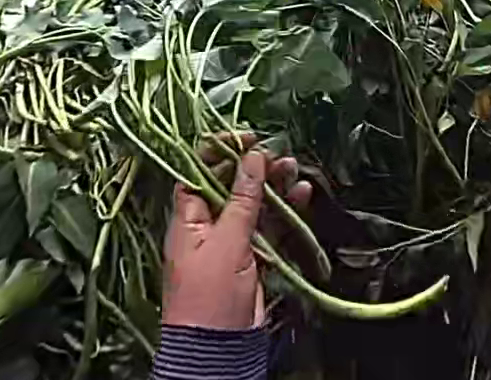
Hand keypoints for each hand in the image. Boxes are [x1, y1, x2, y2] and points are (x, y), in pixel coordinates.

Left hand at [161, 139, 311, 329]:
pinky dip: (285, 209)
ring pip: (255, 201)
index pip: (200, 170)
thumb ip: (242, 197)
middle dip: (256, 166)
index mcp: (189, 217)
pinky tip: (301, 195)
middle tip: (279, 155)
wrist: (218, 354)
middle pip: (232, 183)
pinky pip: (270, 223)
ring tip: (294, 170)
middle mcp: (208, 223)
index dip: (221, 150)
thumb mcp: (227, 240)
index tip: (246, 137)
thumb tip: (253, 155)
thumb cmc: (210, 297)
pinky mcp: (252, 255)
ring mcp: (232, 239)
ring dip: (275, 185)